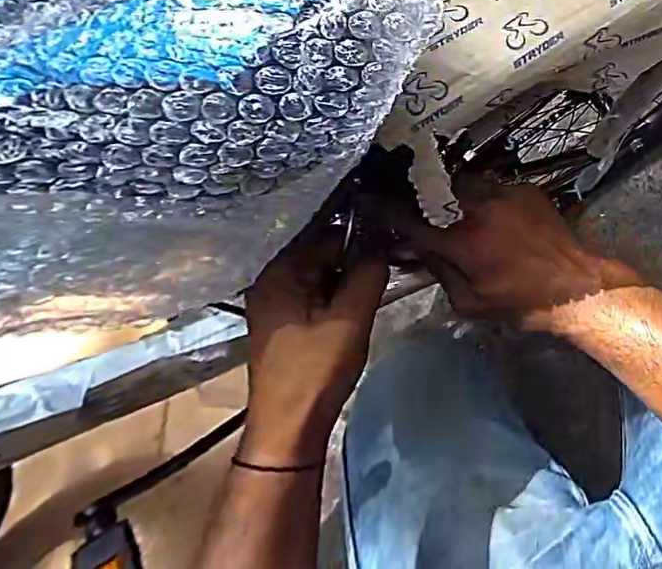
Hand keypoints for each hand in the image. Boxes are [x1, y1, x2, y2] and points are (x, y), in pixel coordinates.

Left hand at [237, 215, 388, 466]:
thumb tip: (382, 241)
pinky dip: (336, 291)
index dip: (359, 232)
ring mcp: (275, 302)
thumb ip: (368, 273)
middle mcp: (271, 280)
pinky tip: (359, 298)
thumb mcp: (350, 318)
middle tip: (390, 255)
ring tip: (380, 274)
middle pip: (321, 251)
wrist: (288, 433)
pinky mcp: (283, 322)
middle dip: (354, 253)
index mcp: (280, 272)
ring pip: (320, 272)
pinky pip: (314, 291)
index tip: (389, 230)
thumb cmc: (316, 372)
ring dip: (347, 274)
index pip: (325, 233)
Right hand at [394, 175, 641, 330]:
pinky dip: (478, 194)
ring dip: (448, 192)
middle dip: (418, 195)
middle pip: (434, 190)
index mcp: (463, 240)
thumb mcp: (471, 302)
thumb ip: (438, 270)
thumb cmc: (521, 302)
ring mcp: (502, 192)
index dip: (388, 212)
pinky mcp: (521, 187)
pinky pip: (489, 183)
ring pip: (460, 181)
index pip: (413, 220)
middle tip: (411, 202)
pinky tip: (484, 210)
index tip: (372, 203)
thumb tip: (416, 247)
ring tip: (447, 204)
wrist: (576, 286)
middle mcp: (478, 208)